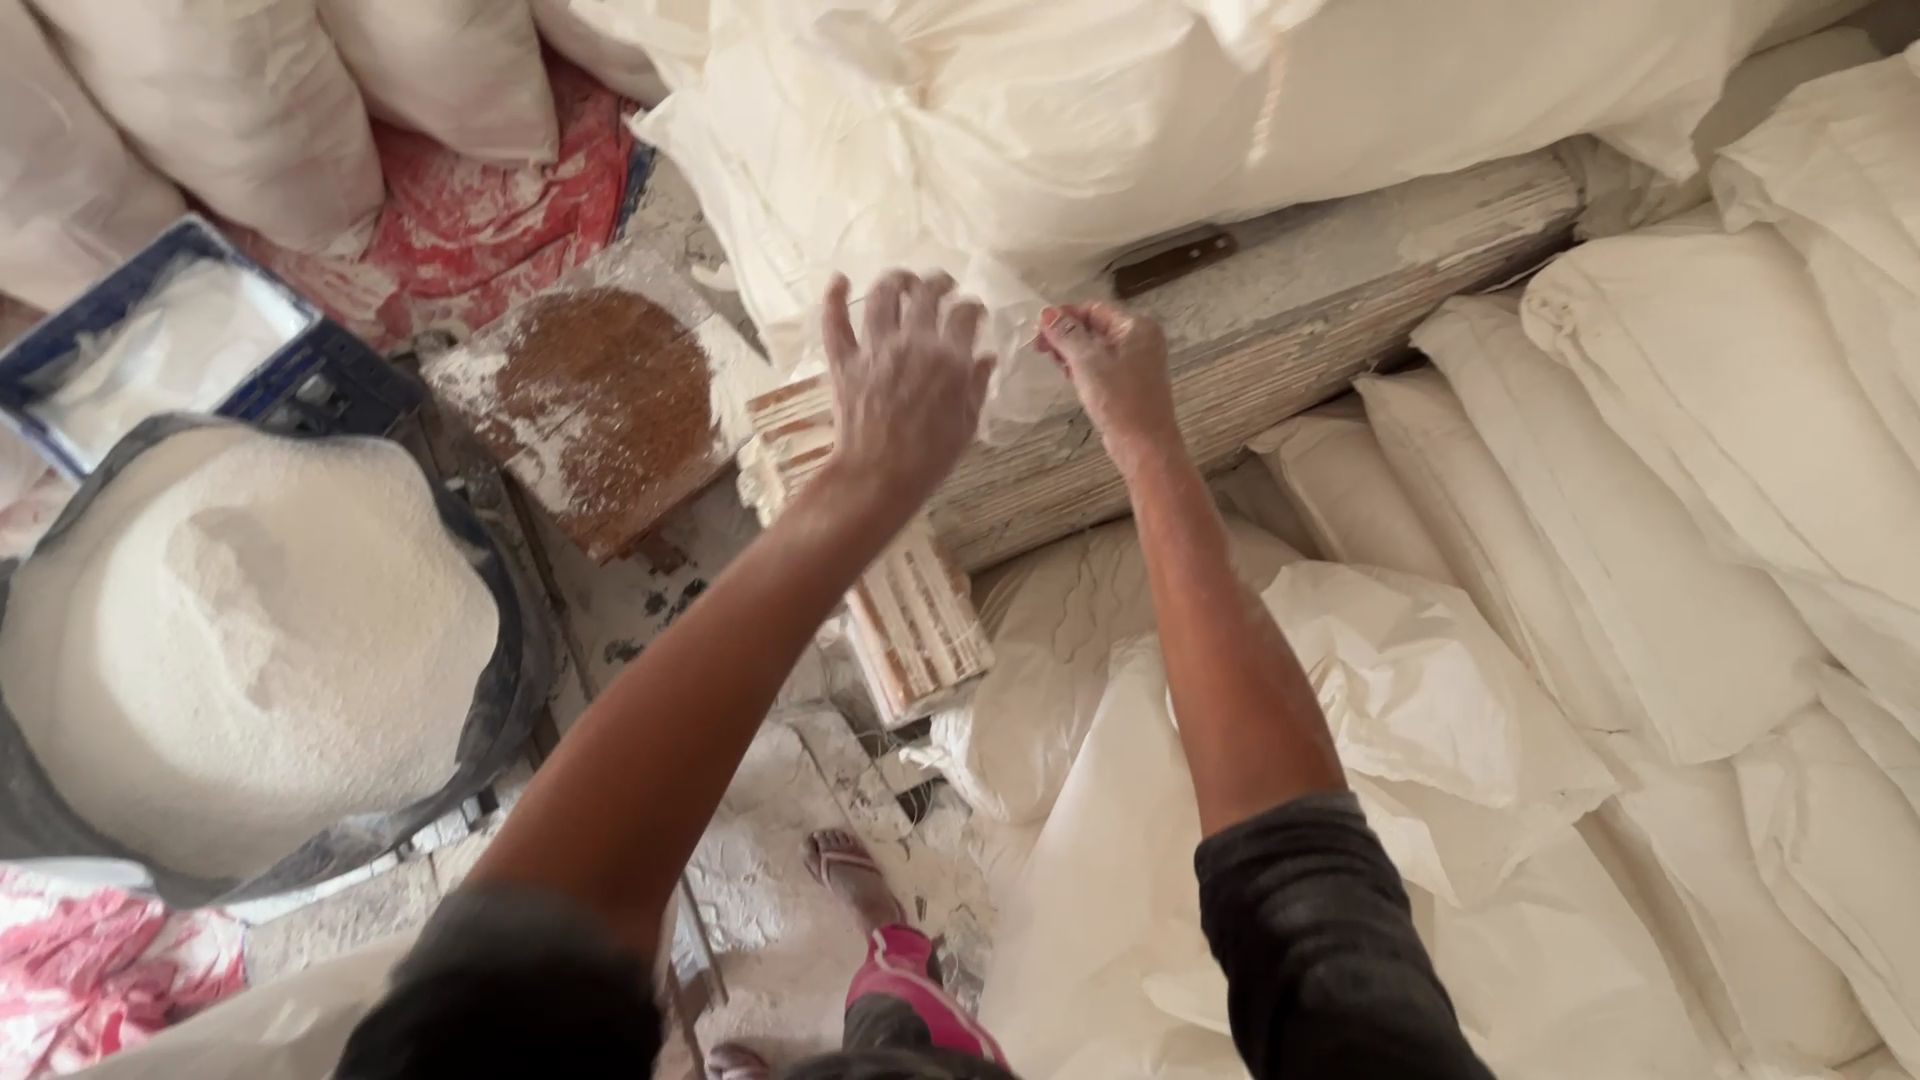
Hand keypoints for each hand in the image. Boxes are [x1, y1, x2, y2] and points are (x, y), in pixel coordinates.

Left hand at [820, 270, 995, 512]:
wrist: (879, 475)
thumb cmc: (930, 458)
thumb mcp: (967, 425)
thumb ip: (977, 386)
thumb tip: (986, 358)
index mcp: (949, 359)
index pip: (966, 314)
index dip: (973, 307)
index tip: (975, 313)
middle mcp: (913, 343)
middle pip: (927, 294)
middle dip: (940, 282)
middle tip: (944, 285)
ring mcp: (875, 349)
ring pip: (883, 296)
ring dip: (896, 280)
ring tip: (904, 280)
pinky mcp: (844, 362)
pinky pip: (836, 323)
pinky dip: (835, 297)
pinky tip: (839, 280)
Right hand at [1037, 302, 1179, 467]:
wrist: (1144, 444)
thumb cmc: (1117, 399)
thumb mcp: (1087, 362)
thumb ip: (1067, 334)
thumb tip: (1047, 312)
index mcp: (1136, 326)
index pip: (1093, 309)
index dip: (1064, 315)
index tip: (1038, 329)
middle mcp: (1140, 339)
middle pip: (1095, 327)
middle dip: (1066, 335)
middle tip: (1040, 348)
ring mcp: (1137, 362)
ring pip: (1097, 348)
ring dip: (1072, 352)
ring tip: (1052, 363)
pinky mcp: (1130, 383)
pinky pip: (1102, 366)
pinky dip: (1084, 368)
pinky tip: (1068, 377)